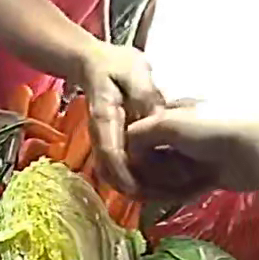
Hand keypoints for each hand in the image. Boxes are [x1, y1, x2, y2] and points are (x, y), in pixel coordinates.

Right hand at [67, 41, 162, 192]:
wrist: (93, 64)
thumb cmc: (114, 65)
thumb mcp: (135, 73)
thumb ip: (146, 97)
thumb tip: (156, 120)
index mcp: (105, 120)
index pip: (110, 153)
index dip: (123, 174)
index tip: (137, 190)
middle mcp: (101, 135)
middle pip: (110, 170)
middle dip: (132, 187)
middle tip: (162, 195)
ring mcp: (105, 140)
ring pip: (114, 171)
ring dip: (135, 184)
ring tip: (165, 191)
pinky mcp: (113, 141)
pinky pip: (121, 164)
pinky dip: (137, 175)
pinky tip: (160, 177)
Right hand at [124, 104, 258, 194]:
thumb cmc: (216, 129)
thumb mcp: (169, 123)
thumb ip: (138, 133)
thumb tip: (122, 150)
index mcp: (175, 113)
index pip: (139, 136)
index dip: (132, 154)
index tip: (130, 168)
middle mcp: (185, 132)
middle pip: (150, 159)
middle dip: (147, 174)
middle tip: (147, 185)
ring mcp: (199, 154)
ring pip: (164, 175)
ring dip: (162, 186)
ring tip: (169, 190)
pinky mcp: (211, 174)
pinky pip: (183, 187)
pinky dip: (178, 193)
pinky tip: (184, 194)